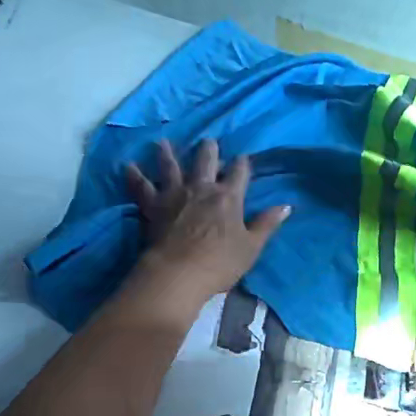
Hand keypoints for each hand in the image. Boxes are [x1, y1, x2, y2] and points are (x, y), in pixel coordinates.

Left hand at [123, 139, 289, 302]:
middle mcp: (201, 188)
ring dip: (168, 153)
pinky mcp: (152, 206)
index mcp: (229, 197)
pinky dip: (135, 176)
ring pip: (171, 166)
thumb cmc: (220, 264)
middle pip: (206, 160)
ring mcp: (174, 194)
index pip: (239, 173)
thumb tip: (286, 206)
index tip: (243, 159)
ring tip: (163, 143)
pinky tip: (128, 166)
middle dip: (209, 150)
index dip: (242, 165)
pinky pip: (142, 187)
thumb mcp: (251, 247)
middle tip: (208, 142)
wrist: (179, 273)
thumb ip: (267, 224)